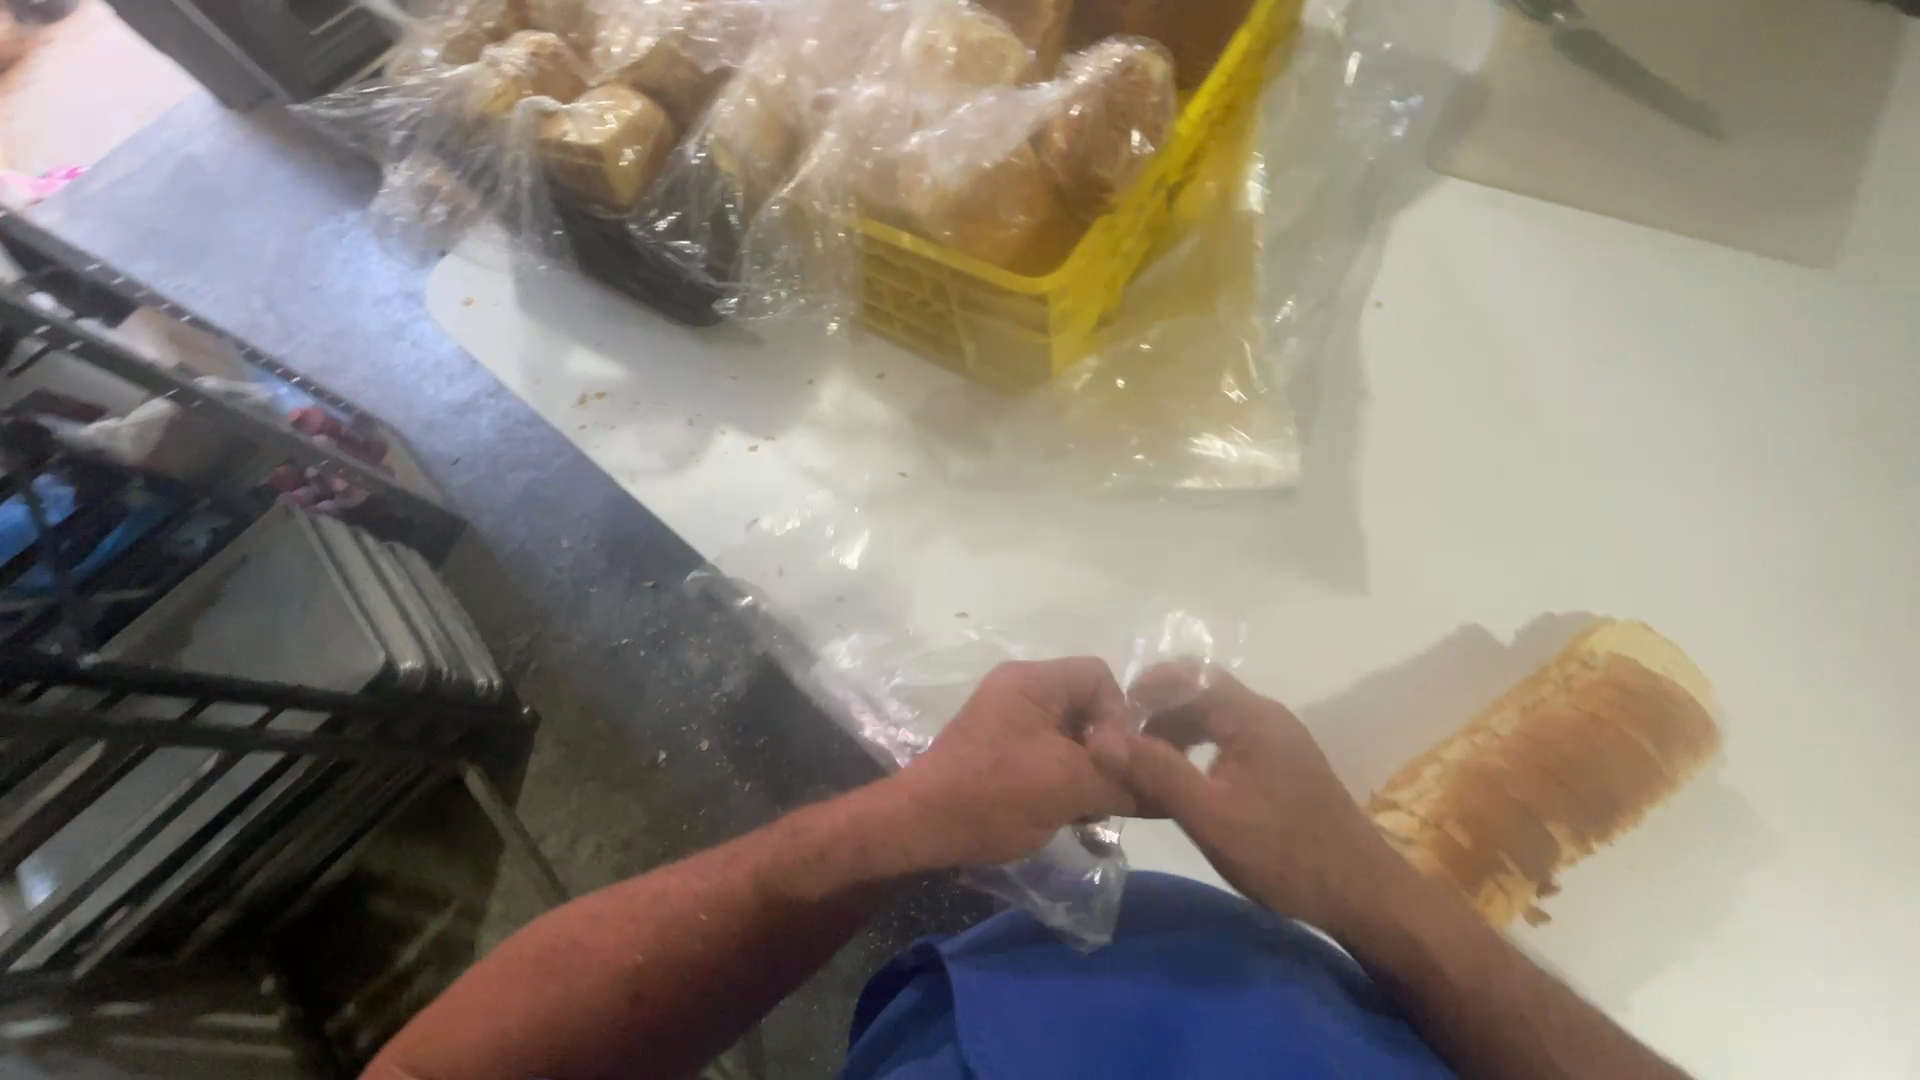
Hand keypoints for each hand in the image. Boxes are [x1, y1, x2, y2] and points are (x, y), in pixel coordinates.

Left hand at [887, 658, 1137, 869]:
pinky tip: (1068, 813)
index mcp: (1032, 681)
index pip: (1100, 677)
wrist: (919, 828)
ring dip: (1087, 771)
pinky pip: (1048, 754)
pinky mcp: (999, 751)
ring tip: (1088, 808)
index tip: (1115, 762)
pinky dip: (1064, 780)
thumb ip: (1124, 782)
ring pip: (1070, 737)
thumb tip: (1170, 789)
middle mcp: (1019, 691)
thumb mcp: (1068, 787)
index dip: (1120, 716)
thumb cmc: (994, 795)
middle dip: (1106, 750)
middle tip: (1108, 790)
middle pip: (1087, 707)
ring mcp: (1006, 722)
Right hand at [1088, 662, 1401, 933]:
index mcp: (1253, 717)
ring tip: (1145, 762)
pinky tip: (1184, 781)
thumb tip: (1102, 738)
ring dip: (1176, 731)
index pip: (1191, 674)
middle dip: (1157, 711)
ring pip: (1214, 718)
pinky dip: (1198, 748)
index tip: (1114, 714)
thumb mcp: (1211, 816)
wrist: (1364, 897)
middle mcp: (1267, 717)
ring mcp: (1279, 742)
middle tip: (1122, 743)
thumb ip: (1157, 772)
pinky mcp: (1283, 766)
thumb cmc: (1285, 853)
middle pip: (1201, 693)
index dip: (1149, 686)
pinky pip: (1229, 739)